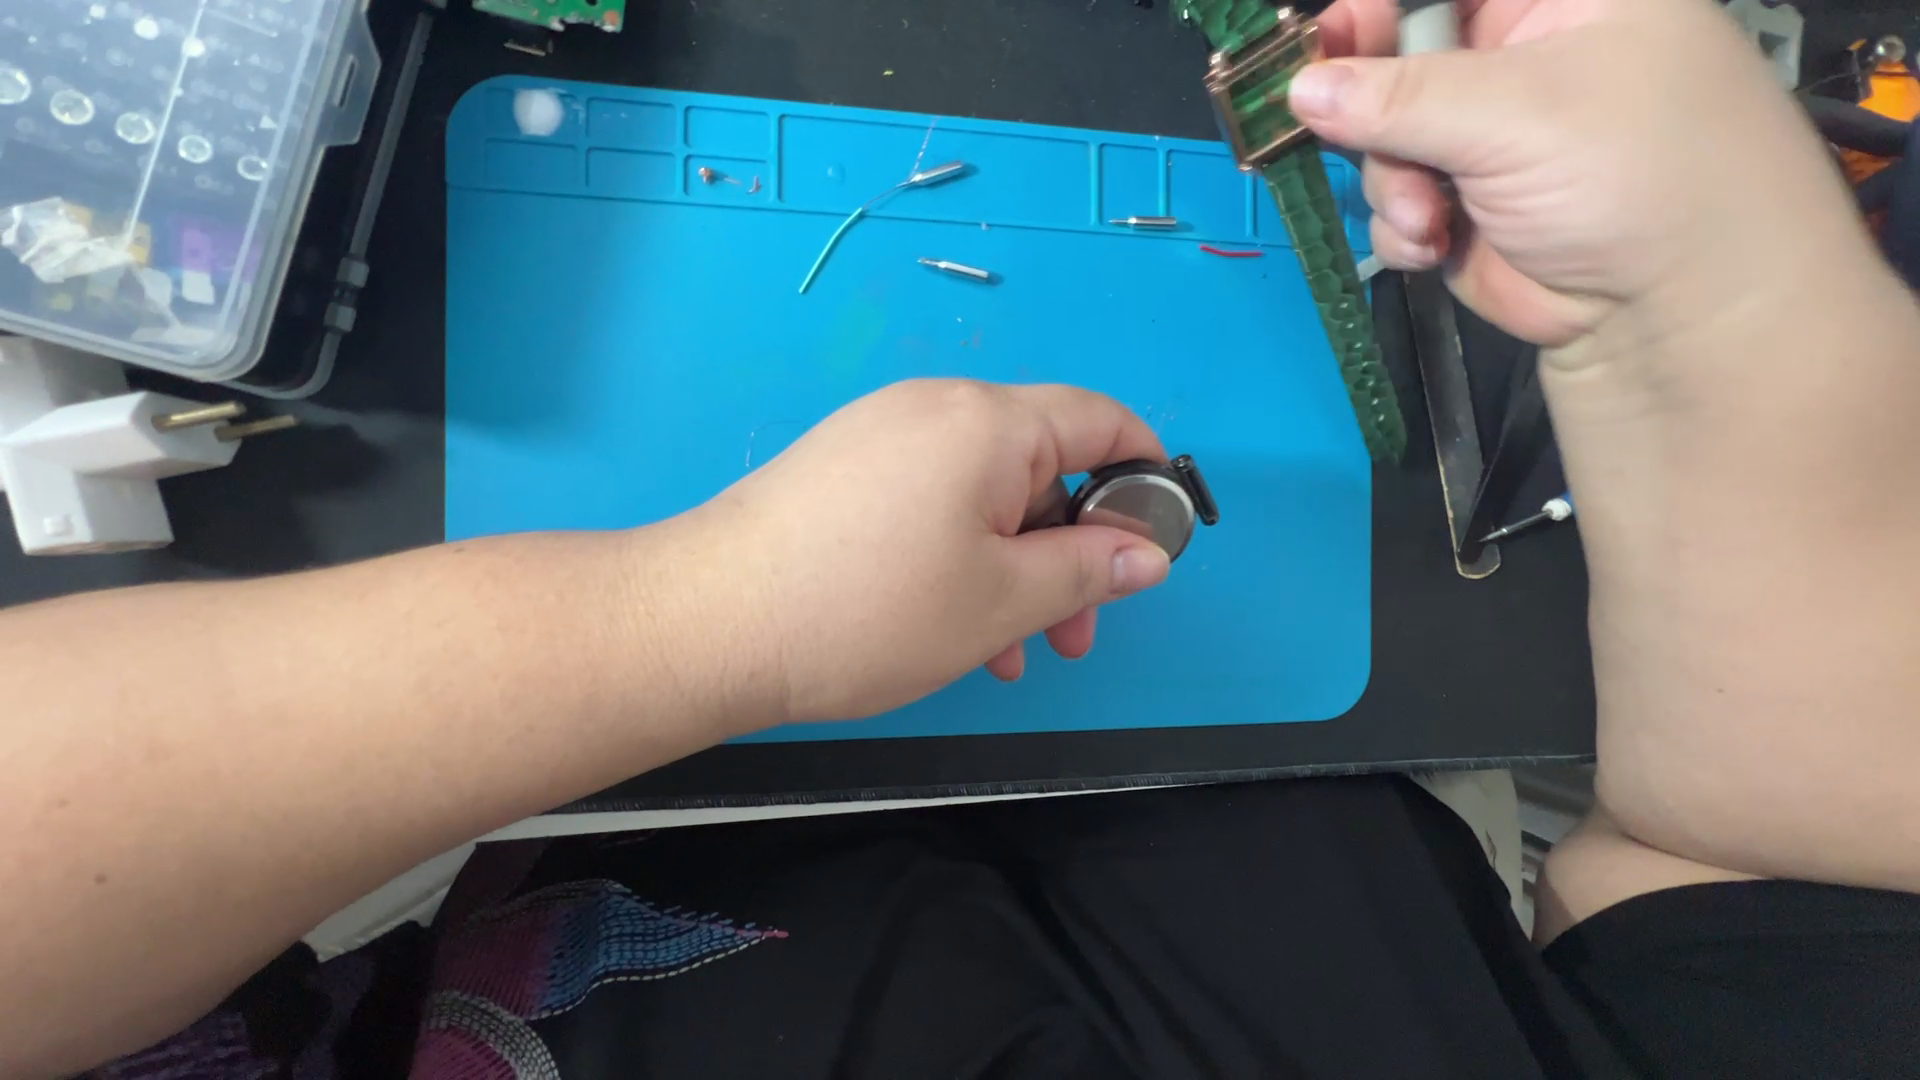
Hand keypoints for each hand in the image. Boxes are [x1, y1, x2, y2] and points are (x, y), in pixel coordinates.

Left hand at [680, 380, 1172, 725]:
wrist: (710, 623)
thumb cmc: (871, 610)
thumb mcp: (1002, 600)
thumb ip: (1089, 569)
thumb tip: (1148, 552)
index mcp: (987, 422)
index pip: (1097, 418)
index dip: (1143, 467)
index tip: (1158, 529)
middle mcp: (934, 408)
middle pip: (1037, 465)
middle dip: (1068, 550)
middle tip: (1072, 633)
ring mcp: (880, 435)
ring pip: (982, 496)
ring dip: (1012, 568)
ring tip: (1006, 651)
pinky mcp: (844, 468)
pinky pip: (930, 502)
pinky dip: (959, 555)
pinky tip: (949, 624)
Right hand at [1295, 0, 1868, 351]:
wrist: (1664, 301)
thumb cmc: (1630, 169)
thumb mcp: (1517, 114)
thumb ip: (1401, 99)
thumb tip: (1300, 88)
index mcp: (1545, 0)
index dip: (1366, 17)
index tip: (1313, 56)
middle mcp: (1504, 61)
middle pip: (1389, 67)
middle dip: (1370, 117)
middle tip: (1347, 138)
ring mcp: (1473, 139)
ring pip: (1380, 145)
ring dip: (1392, 188)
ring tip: (1428, 220)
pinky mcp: (1452, 205)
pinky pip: (1389, 203)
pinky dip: (1400, 229)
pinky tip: (1433, 245)